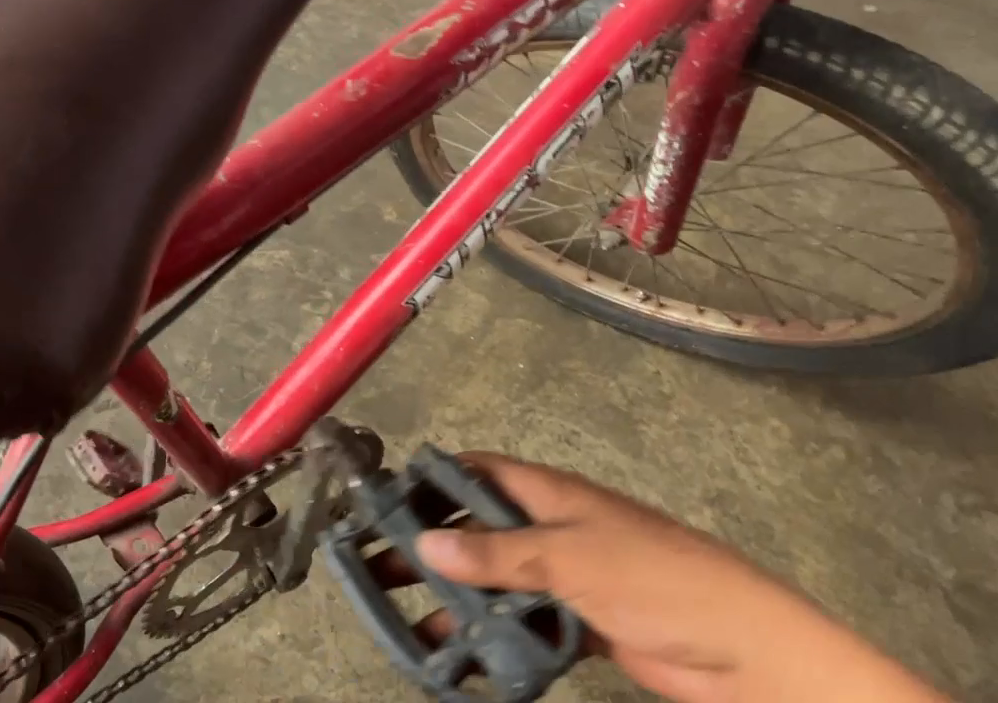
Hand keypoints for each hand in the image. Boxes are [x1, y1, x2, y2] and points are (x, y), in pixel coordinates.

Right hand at [411, 453, 949, 702]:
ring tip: (406, 619)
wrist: (753, 656)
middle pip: (478, 529)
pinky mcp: (582, 623)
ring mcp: (568, 576)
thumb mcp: (569, 557)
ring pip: (496, 580)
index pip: (477, 472)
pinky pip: (524, 622)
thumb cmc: (656, 581)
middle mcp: (552, 528)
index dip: (432, 480)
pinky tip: (461, 655)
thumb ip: (495, 553)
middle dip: (431, 546)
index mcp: (549, 494)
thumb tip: (423, 545)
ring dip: (457, 598)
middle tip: (376, 566)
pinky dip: (494, 634)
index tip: (385, 503)